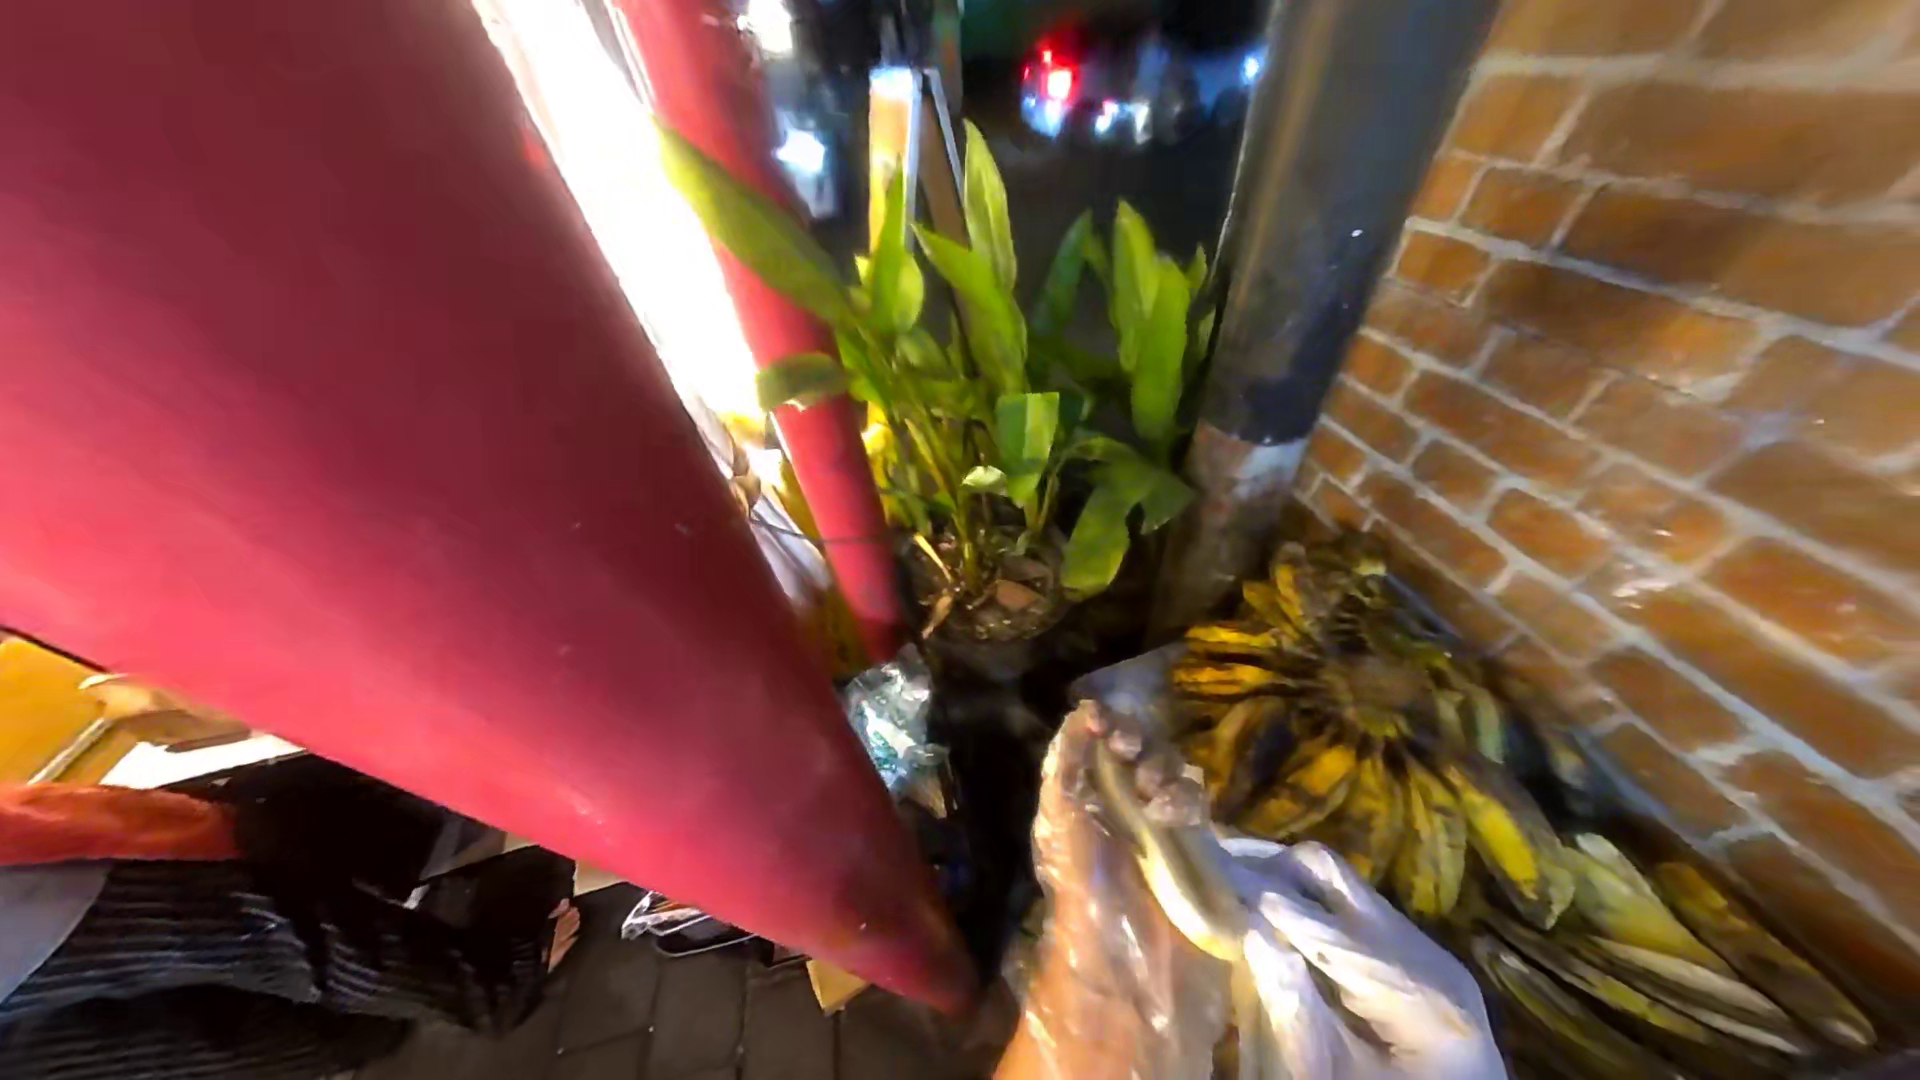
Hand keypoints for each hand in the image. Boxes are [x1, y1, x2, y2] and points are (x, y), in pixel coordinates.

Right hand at [1226, 841, 1503, 1079]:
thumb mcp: (1334, 1077)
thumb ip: (1295, 1009)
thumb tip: (1249, 930)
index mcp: (1416, 991)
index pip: (1320, 923)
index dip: (1259, 894)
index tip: (1208, 872)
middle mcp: (1424, 952)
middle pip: (1330, 874)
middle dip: (1270, 871)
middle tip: (1221, 879)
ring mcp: (1420, 946)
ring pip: (1336, 880)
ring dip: (1284, 882)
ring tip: (1241, 894)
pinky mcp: (1409, 949)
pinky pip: (1347, 902)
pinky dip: (1305, 901)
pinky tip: (1278, 919)